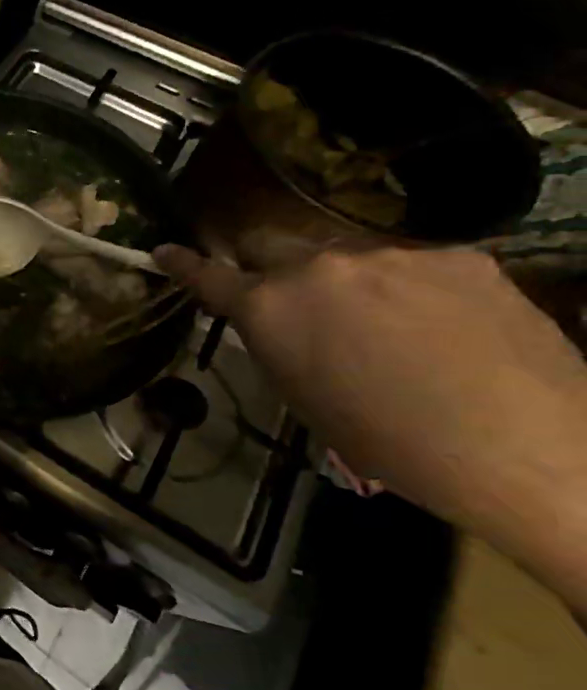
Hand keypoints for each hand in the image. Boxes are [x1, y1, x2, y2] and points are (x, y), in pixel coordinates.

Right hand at [156, 244, 586, 609]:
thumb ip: (276, 338)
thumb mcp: (298, 389)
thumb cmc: (384, 437)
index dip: (182, 262)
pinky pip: (410, 263)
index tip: (165, 250)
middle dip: (267, 263)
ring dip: (344, 278)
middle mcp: (317, 268)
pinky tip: (436, 321)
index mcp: (267, 306)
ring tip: (379, 319)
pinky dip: (406, 285)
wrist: (524, 447)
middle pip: (271, 242)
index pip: (207, 273)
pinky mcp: (460, 258)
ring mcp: (392, 256)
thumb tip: (280, 321)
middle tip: (283, 291)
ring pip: (344, 254)